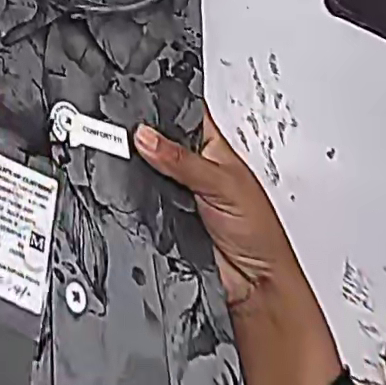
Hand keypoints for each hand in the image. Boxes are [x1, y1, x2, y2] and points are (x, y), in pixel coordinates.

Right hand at [140, 111, 345, 384]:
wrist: (253, 288)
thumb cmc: (259, 233)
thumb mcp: (223, 184)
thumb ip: (183, 160)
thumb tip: (147, 136)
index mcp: (210, 143)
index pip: (181, 110)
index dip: (161, 101)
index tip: (136, 97)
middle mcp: (189, 162)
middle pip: (156, 135)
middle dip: (141, 133)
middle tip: (127, 131)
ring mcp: (173, 186)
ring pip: (143, 164)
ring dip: (135, 162)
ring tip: (126, 157)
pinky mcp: (159, 211)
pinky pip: (137, 194)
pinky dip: (131, 191)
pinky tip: (128, 186)